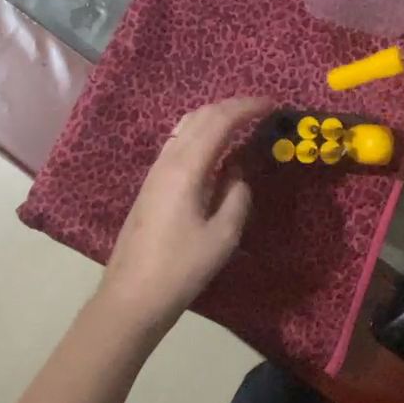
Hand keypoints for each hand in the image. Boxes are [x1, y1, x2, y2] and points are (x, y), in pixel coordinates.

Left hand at [95, 96, 268, 330]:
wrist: (131, 298)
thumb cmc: (180, 269)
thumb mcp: (222, 237)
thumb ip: (237, 197)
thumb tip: (238, 173)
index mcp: (186, 167)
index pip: (219, 120)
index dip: (247, 107)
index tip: (272, 104)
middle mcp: (168, 160)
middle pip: (200, 116)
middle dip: (231, 106)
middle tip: (260, 109)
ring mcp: (155, 171)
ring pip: (186, 126)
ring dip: (214, 116)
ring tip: (240, 122)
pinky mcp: (151, 184)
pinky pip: (179, 142)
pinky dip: (201, 132)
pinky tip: (214, 147)